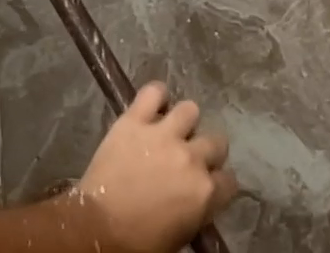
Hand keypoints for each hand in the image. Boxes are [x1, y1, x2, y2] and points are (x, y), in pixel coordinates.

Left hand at [73, 83, 238, 252]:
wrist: (99, 226)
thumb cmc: (141, 241)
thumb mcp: (181, 235)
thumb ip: (197, 209)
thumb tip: (198, 198)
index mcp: (205, 191)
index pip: (229, 180)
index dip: (218, 181)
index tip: (208, 183)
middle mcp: (191, 158)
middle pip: (217, 141)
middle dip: (207, 150)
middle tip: (190, 157)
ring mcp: (163, 134)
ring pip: (190, 110)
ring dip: (185, 121)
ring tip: (172, 128)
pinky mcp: (135, 120)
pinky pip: (153, 92)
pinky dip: (156, 95)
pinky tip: (153, 104)